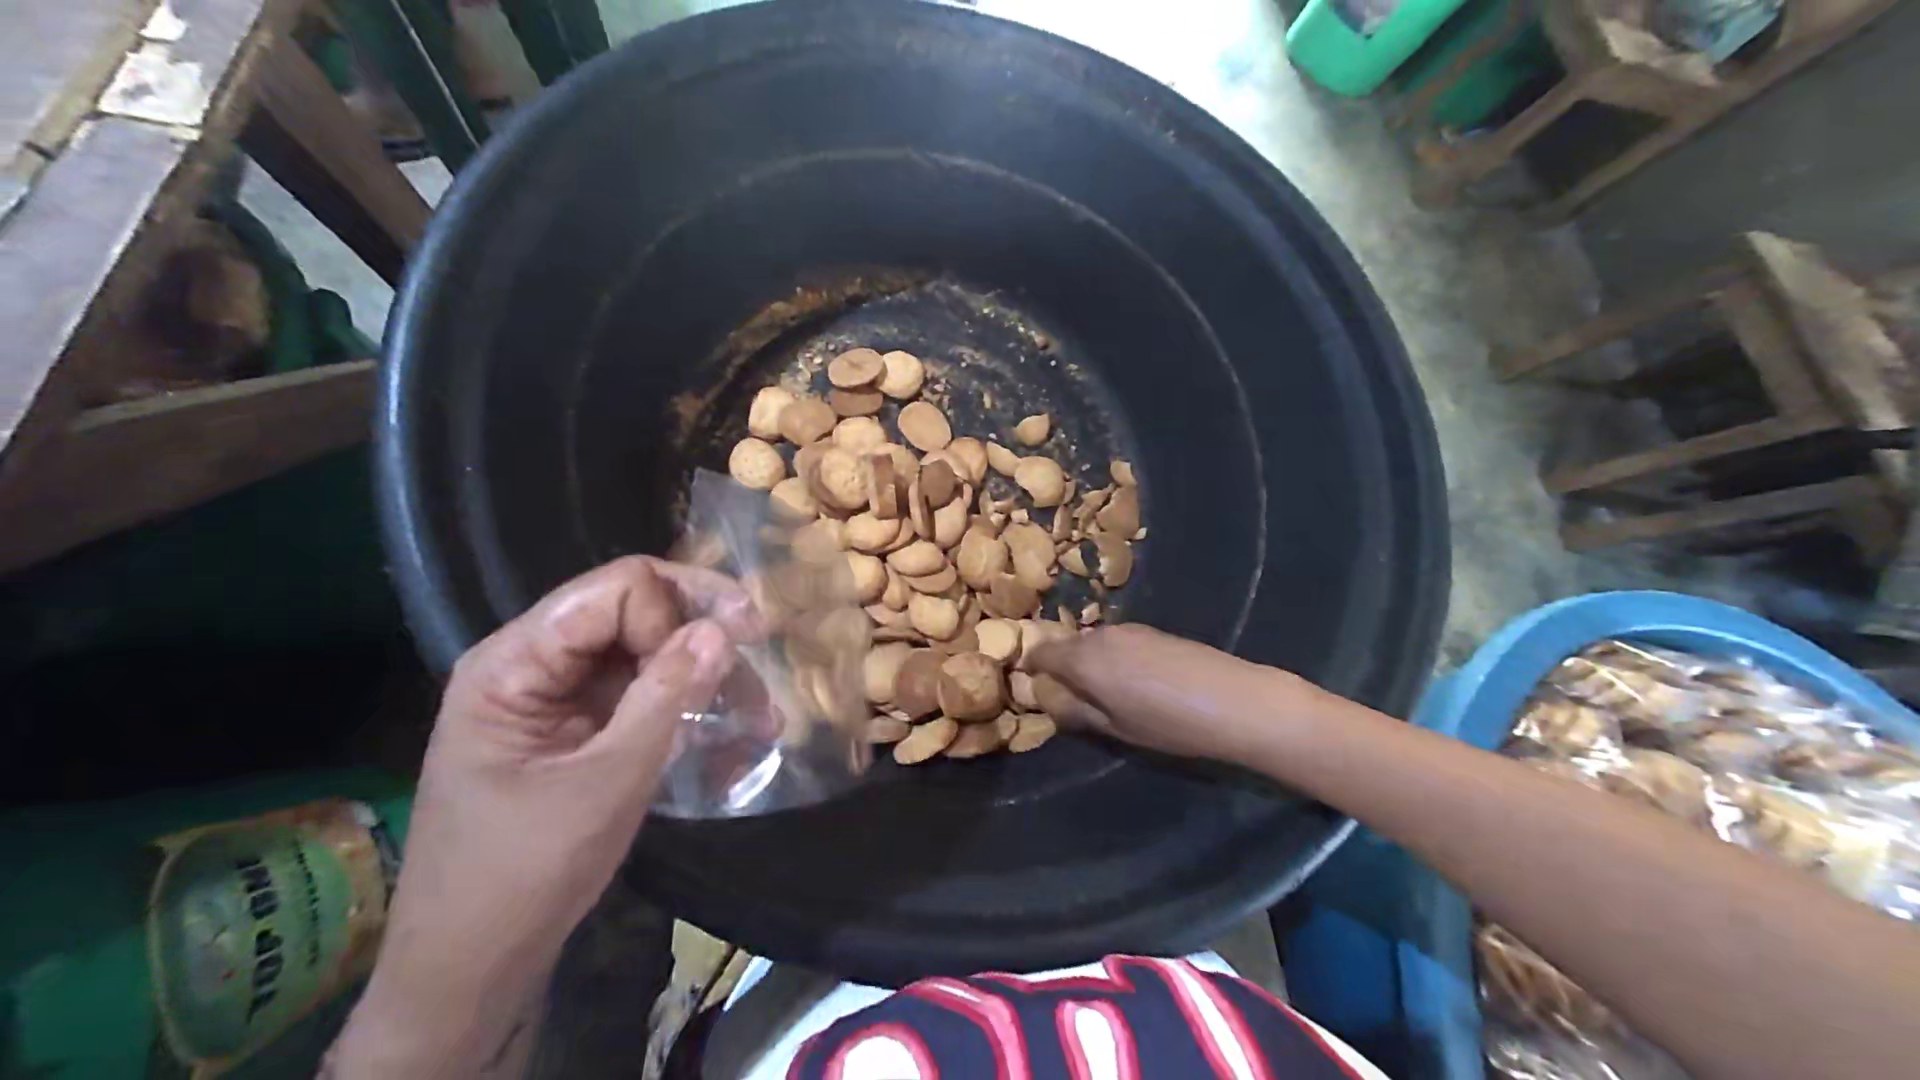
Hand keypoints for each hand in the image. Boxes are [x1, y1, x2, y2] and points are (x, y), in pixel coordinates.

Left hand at [330, 556, 757, 1076]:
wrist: (471, 966)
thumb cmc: (525, 874)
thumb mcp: (607, 781)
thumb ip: (666, 697)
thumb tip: (723, 629)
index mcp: (514, 662)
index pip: (616, 591)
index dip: (678, 608)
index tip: (733, 645)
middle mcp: (534, 662)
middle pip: (634, 609)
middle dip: (701, 631)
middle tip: (760, 655)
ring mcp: (558, 694)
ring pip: (646, 650)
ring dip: (706, 674)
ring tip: (762, 714)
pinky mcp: (579, 724)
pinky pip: (642, 690)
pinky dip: (688, 704)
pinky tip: (734, 730)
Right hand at [1028, 624, 1334, 765]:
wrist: (1235, 700)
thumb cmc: (1169, 724)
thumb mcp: (1115, 729)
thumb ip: (1076, 711)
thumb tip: (1050, 698)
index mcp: (1083, 660)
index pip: (1041, 653)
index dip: (1032, 668)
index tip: (1035, 686)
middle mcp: (1100, 636)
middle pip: (1067, 645)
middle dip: (1062, 666)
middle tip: (1072, 696)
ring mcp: (1129, 629)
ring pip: (1093, 642)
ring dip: (1090, 661)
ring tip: (1107, 692)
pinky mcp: (1153, 630)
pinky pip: (1117, 641)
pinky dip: (1113, 657)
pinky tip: (1137, 682)